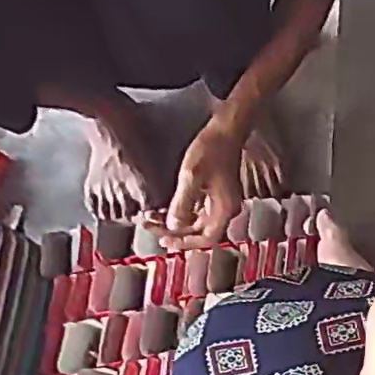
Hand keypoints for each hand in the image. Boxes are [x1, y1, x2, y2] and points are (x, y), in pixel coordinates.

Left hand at [158, 115, 244, 250]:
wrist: (225, 132)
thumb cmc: (211, 150)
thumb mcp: (192, 176)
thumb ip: (182, 203)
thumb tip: (173, 226)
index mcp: (225, 210)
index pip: (207, 239)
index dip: (186, 243)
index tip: (165, 241)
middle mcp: (226, 210)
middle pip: (200, 232)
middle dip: (174, 232)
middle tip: (149, 225)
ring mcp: (222, 203)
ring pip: (197, 223)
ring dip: (175, 223)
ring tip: (152, 217)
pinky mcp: (216, 194)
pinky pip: (198, 212)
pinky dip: (181, 213)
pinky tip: (165, 209)